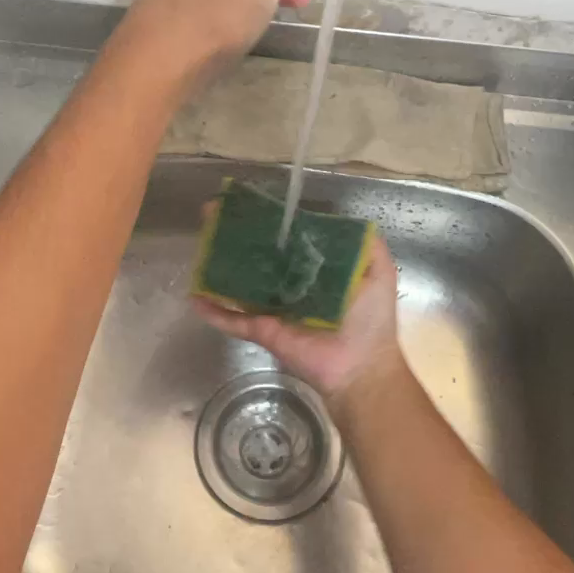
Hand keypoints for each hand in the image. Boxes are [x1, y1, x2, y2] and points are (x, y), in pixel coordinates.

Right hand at [192, 235, 408, 406]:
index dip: (269, 223)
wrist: (360, 367)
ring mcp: (273, 309)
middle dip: (235, 238)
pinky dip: (214, 311)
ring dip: (219, 267)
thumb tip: (348, 220)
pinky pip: (234, 320)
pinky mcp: (263, 330)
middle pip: (258, 258)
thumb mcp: (378, 272)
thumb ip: (367, 246)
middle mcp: (290, 287)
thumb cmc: (369, 319)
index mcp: (315, 272)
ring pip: (240, 285)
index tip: (250, 205)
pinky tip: (195, 296)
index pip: (287, 242)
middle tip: (214, 216)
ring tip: (199, 246)